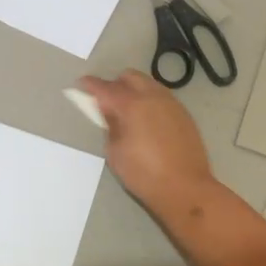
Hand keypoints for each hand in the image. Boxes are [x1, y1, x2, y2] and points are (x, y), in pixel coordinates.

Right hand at [74, 71, 216, 211]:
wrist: (185, 188)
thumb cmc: (143, 174)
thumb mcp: (115, 152)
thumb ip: (110, 125)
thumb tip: (108, 110)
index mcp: (133, 105)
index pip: (106, 88)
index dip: (90, 84)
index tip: (81, 84)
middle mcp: (153, 97)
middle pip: (130, 77)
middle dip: (115, 84)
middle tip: (106, 102)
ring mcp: (172, 104)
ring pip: (148, 85)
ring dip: (134, 91)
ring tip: (127, 112)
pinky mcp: (184, 114)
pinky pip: (161, 97)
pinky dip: (149, 101)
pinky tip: (146, 121)